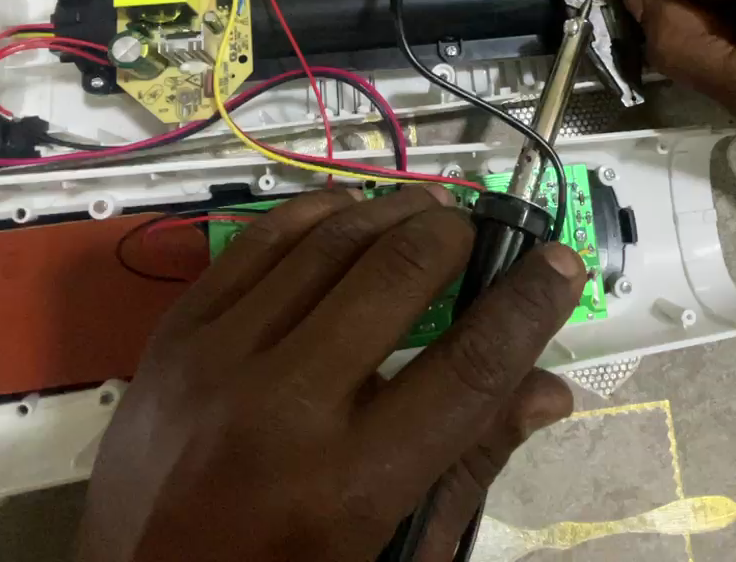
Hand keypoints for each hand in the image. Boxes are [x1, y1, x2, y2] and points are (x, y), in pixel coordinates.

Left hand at [76, 186, 585, 561]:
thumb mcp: (391, 556)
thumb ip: (468, 467)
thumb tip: (548, 387)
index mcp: (348, 485)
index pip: (468, 368)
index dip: (526, 305)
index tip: (559, 262)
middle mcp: (281, 408)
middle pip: (397, 274)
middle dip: (456, 235)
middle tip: (477, 232)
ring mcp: (218, 358)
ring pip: (332, 240)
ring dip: (395, 211)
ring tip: (428, 209)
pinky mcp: (176, 332)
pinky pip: (261, 238)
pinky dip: (320, 212)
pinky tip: (352, 212)